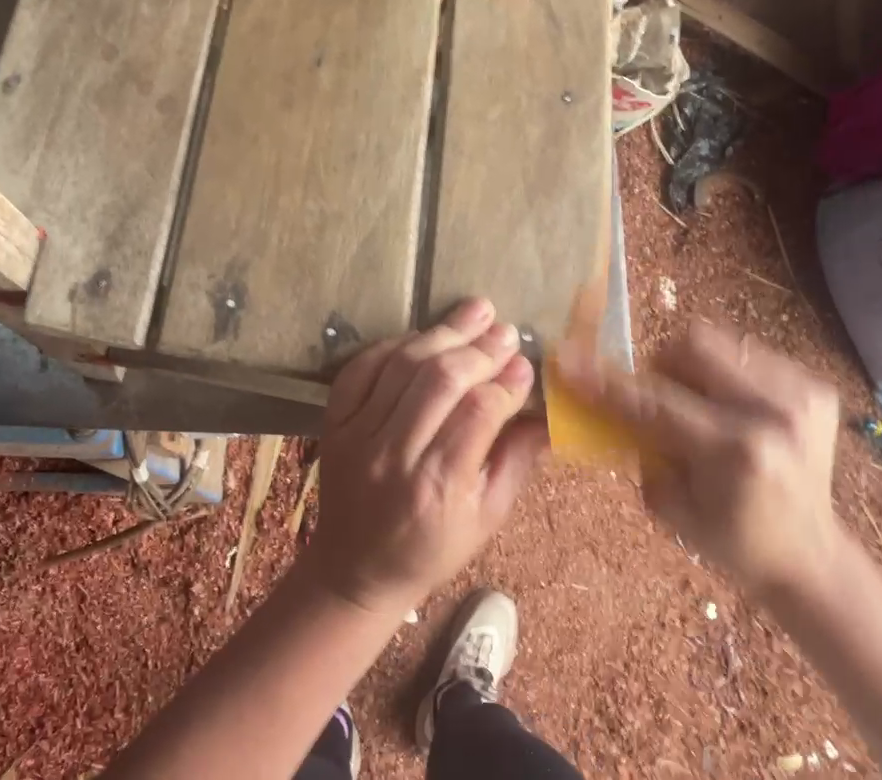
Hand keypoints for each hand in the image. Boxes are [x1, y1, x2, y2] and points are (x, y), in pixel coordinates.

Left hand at [301, 298, 547, 616]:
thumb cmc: (431, 549)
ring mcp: (357, 435)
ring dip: (442, 333)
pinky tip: (424, 335)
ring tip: (475, 312)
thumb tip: (547, 410)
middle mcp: (394, 455)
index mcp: (438, 486)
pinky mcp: (333, 422)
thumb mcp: (487, 517)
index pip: (479, 413)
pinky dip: (395, 345)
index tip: (525, 365)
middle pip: (440, 380)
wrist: (355, 569)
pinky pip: (362, 367)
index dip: (506, 382)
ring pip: (402, 365)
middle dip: (480, 349)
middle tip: (505, 331)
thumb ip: (517, 459)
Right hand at [557, 320, 842, 598]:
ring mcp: (801, 396)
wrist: (810, 556)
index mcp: (736, 452)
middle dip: (660, 365)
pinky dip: (723, 374)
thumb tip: (607, 399)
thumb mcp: (669, 504)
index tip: (567, 360)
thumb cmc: (731, 541)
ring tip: (697, 405)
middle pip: (691, 346)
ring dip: (692, 367)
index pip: (654, 401)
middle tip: (656, 396)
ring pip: (717, 342)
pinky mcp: (815, 388)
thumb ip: (639, 445)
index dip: (605, 381)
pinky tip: (730, 410)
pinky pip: (746, 354)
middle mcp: (773, 413)